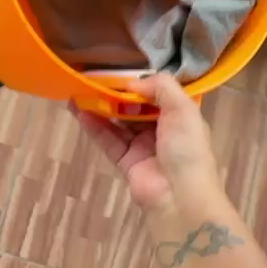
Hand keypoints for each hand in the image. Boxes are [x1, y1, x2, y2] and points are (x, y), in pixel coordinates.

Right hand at [71, 73, 223, 221]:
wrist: (179, 195)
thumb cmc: (187, 148)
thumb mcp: (184, 109)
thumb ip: (161, 87)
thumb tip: (132, 83)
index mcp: (180, 117)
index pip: (158, 95)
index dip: (139, 84)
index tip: (119, 72)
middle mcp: (161, 130)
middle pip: (135, 108)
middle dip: (116, 95)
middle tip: (93, 80)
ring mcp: (142, 147)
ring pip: (118, 123)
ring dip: (100, 109)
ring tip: (79, 93)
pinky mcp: (125, 161)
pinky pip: (107, 140)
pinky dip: (94, 127)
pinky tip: (80, 113)